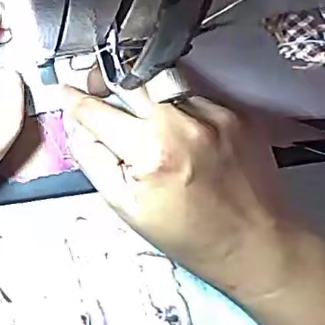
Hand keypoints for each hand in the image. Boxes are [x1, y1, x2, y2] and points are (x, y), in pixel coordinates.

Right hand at [60, 86, 320, 302]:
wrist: (261, 247)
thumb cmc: (187, 234)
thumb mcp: (124, 206)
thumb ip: (91, 158)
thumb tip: (75, 123)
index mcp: (150, 150)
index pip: (94, 108)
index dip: (72, 99)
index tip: (64, 91)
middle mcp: (182, 123)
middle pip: (127, 77)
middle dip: (103, 79)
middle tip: (95, 89)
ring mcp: (213, 114)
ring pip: (159, 80)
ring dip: (141, 90)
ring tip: (139, 111)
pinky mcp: (236, 113)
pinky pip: (190, 93)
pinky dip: (174, 104)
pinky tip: (178, 129)